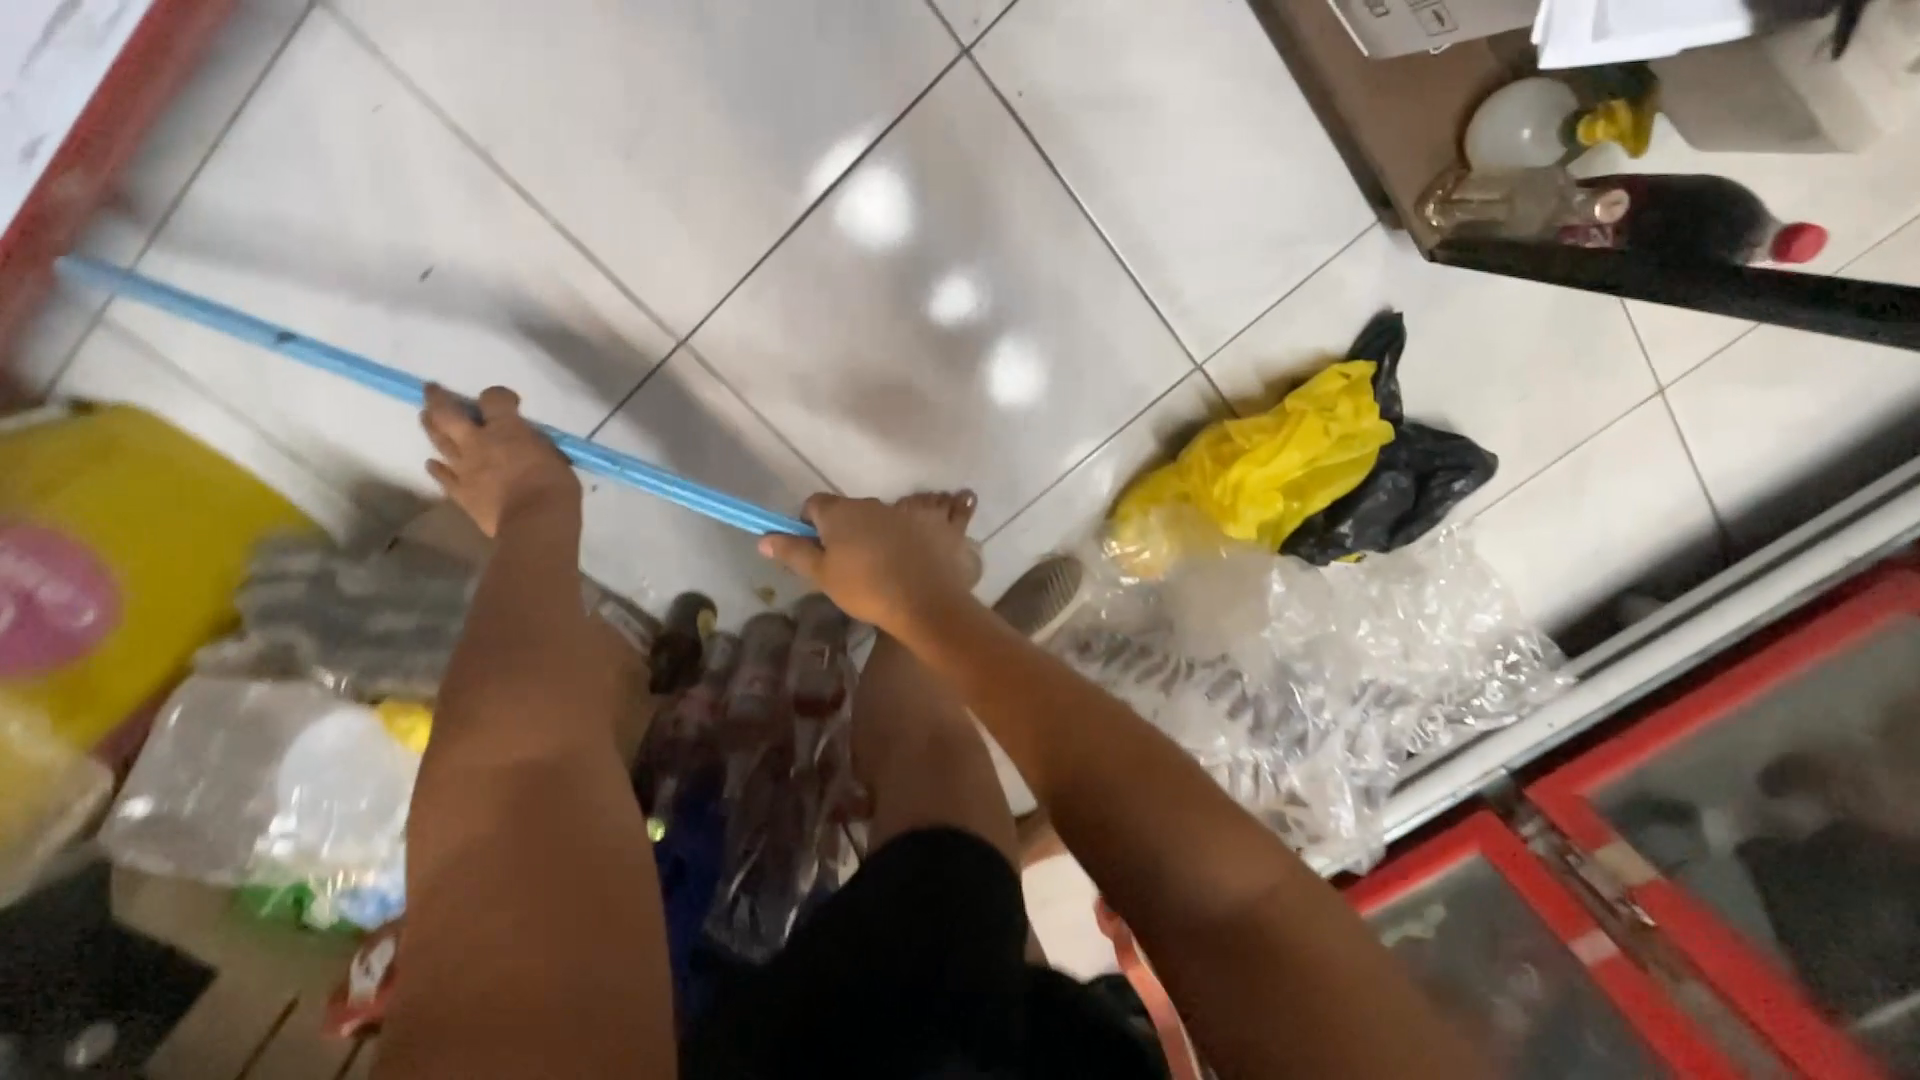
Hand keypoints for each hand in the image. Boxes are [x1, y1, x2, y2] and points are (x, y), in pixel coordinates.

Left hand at [421, 383, 580, 535]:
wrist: (535, 523)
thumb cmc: (555, 488)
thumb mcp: (554, 457)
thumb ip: (536, 446)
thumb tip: (529, 444)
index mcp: (506, 430)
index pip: (493, 399)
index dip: (498, 395)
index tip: (507, 400)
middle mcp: (478, 443)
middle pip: (447, 413)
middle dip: (438, 398)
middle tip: (432, 389)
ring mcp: (464, 467)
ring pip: (438, 440)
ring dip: (430, 426)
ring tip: (426, 417)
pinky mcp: (459, 491)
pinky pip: (443, 475)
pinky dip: (437, 467)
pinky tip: (434, 463)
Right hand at [759, 492, 980, 635]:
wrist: (925, 602)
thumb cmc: (865, 589)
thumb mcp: (821, 575)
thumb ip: (792, 553)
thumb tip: (763, 537)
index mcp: (841, 512)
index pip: (815, 505)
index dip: (809, 524)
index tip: (813, 547)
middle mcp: (874, 503)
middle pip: (851, 510)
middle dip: (847, 528)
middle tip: (848, 561)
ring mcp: (910, 511)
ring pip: (891, 513)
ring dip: (886, 526)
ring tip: (891, 556)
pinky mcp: (941, 523)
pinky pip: (945, 509)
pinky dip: (949, 507)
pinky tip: (962, 499)